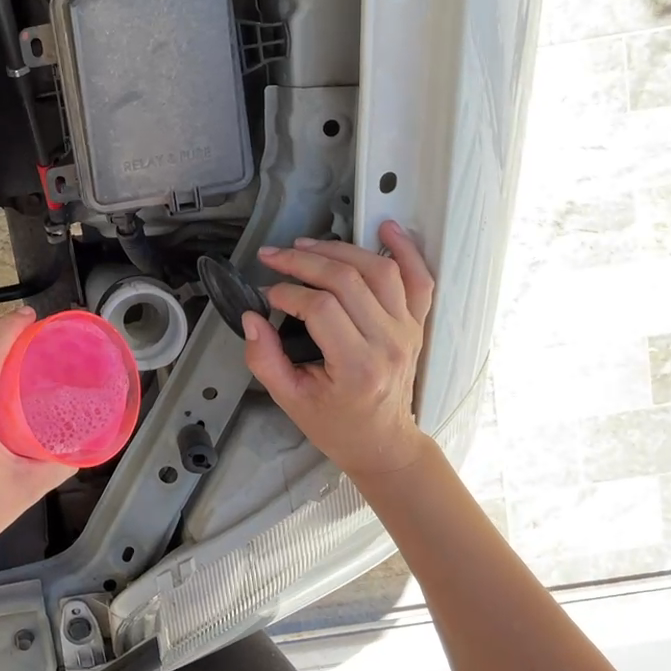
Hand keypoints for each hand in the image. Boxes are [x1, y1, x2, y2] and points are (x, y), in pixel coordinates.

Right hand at [241, 220, 435, 479]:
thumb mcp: (288, 399)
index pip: (321, 308)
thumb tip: (251, 317)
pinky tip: (386, 227)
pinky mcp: (416, 324)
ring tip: (306, 244)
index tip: (266, 296)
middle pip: (347, 280)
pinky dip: (406, 250)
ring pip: (378, 270)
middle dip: (303, 260)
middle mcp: (389, 343)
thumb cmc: (335, 424)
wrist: (383, 442)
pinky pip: (419, 279)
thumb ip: (264, 358)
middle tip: (273, 256)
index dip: (287, 293)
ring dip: (340, 248)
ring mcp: (407, 330)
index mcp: (357, 367)